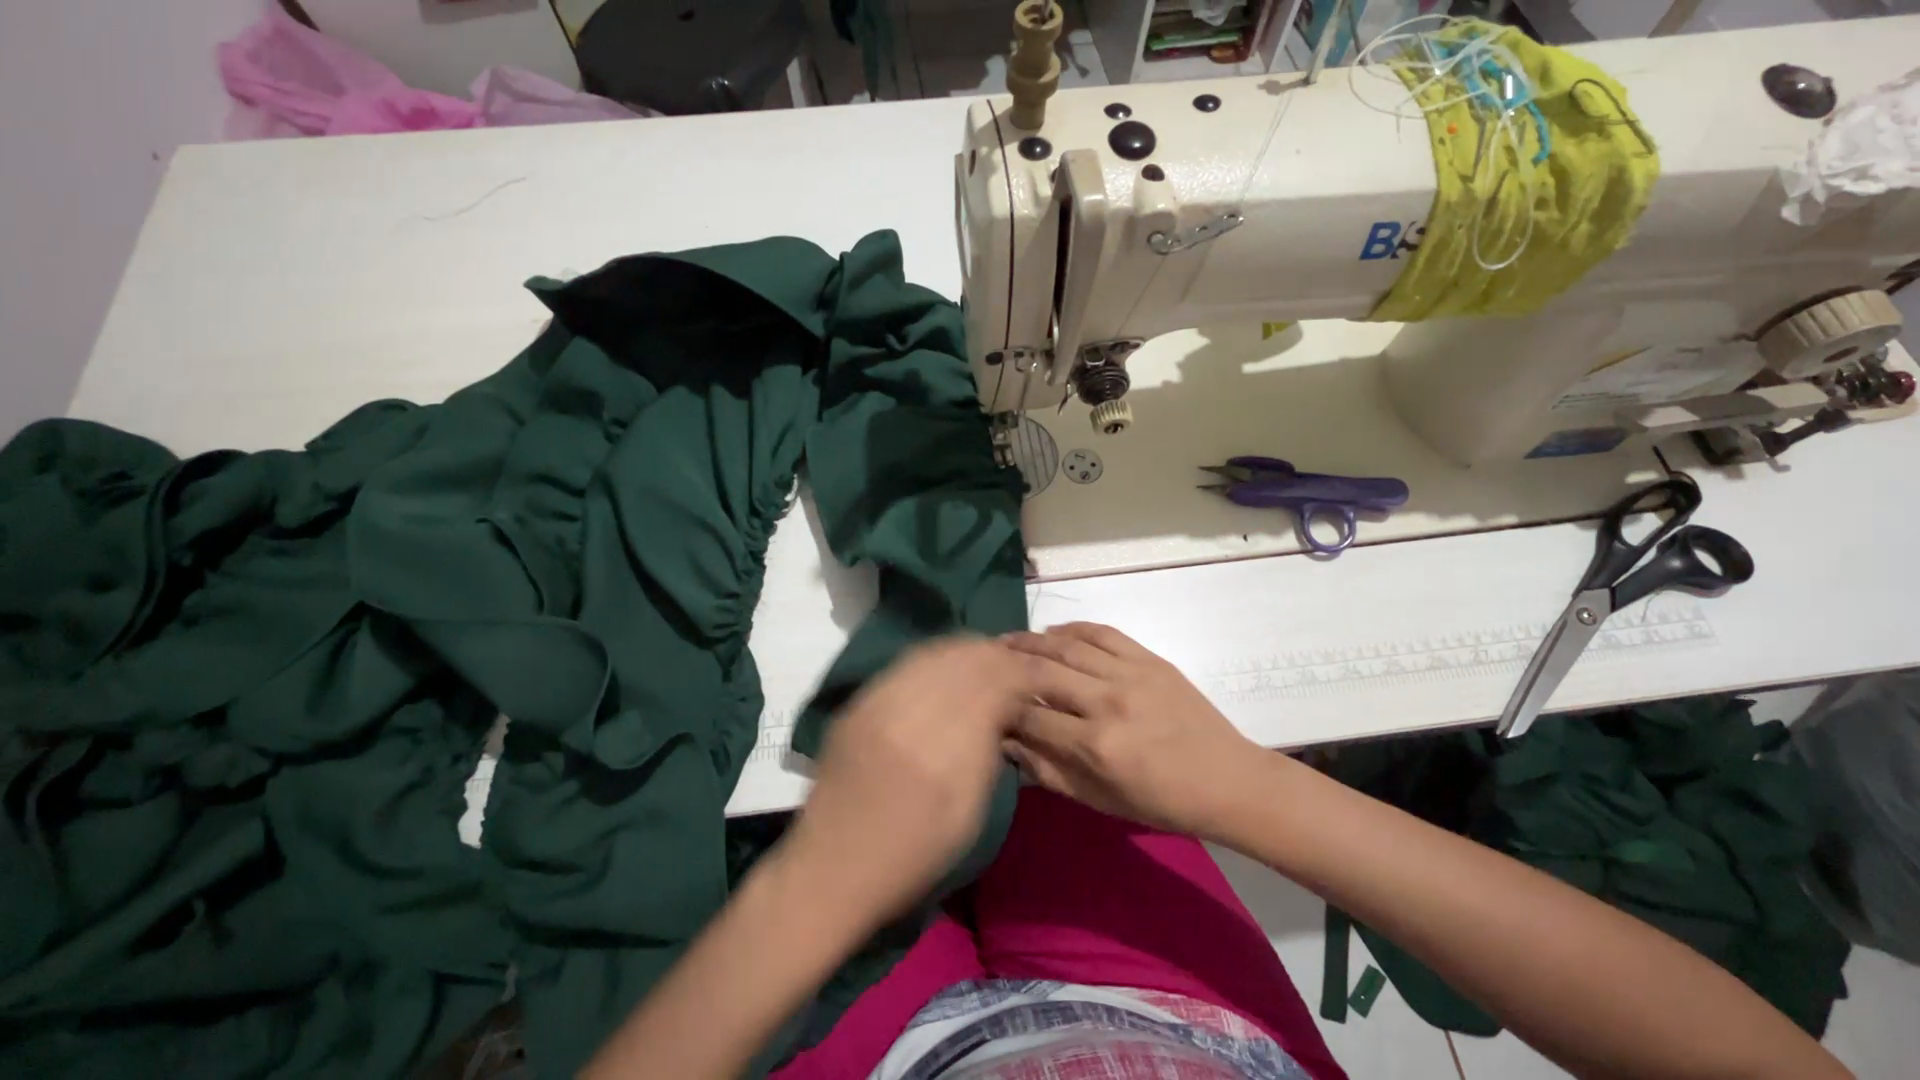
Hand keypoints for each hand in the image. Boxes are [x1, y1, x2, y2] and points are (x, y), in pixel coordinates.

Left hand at [784, 637, 1031, 925]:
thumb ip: (990, 753)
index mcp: (945, 752)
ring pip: (934, 653)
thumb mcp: (970, 814)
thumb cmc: (913, 857)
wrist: (832, 869)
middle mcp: (909, 715)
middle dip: (998, 658)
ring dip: (967, 653)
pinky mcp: (856, 703)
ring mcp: (876, 704)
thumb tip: (1007, 710)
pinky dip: (935, 660)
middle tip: (1016, 671)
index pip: (996, 682)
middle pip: (965, 658)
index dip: (1022, 674)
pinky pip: (904, 664)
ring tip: (986, 665)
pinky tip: (947, 671)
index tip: (1037, 682)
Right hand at [1003, 622, 1259, 835]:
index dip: (999, 711)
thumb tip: (1006, 744)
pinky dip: (1074, 628)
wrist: (1226, 781)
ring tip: (1007, 641)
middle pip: (1041, 673)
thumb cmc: (1160, 802)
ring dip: (1032, 641)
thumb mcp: (1097, 800)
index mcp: (1094, 745)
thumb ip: (1048, 771)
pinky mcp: (1151, 660)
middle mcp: (1108, 702)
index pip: (1029, 717)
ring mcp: (1131, 675)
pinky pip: (1104, 633)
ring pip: (1068, 646)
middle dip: (1006, 666)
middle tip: (982, 662)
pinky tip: (1053, 632)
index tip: (981, 708)